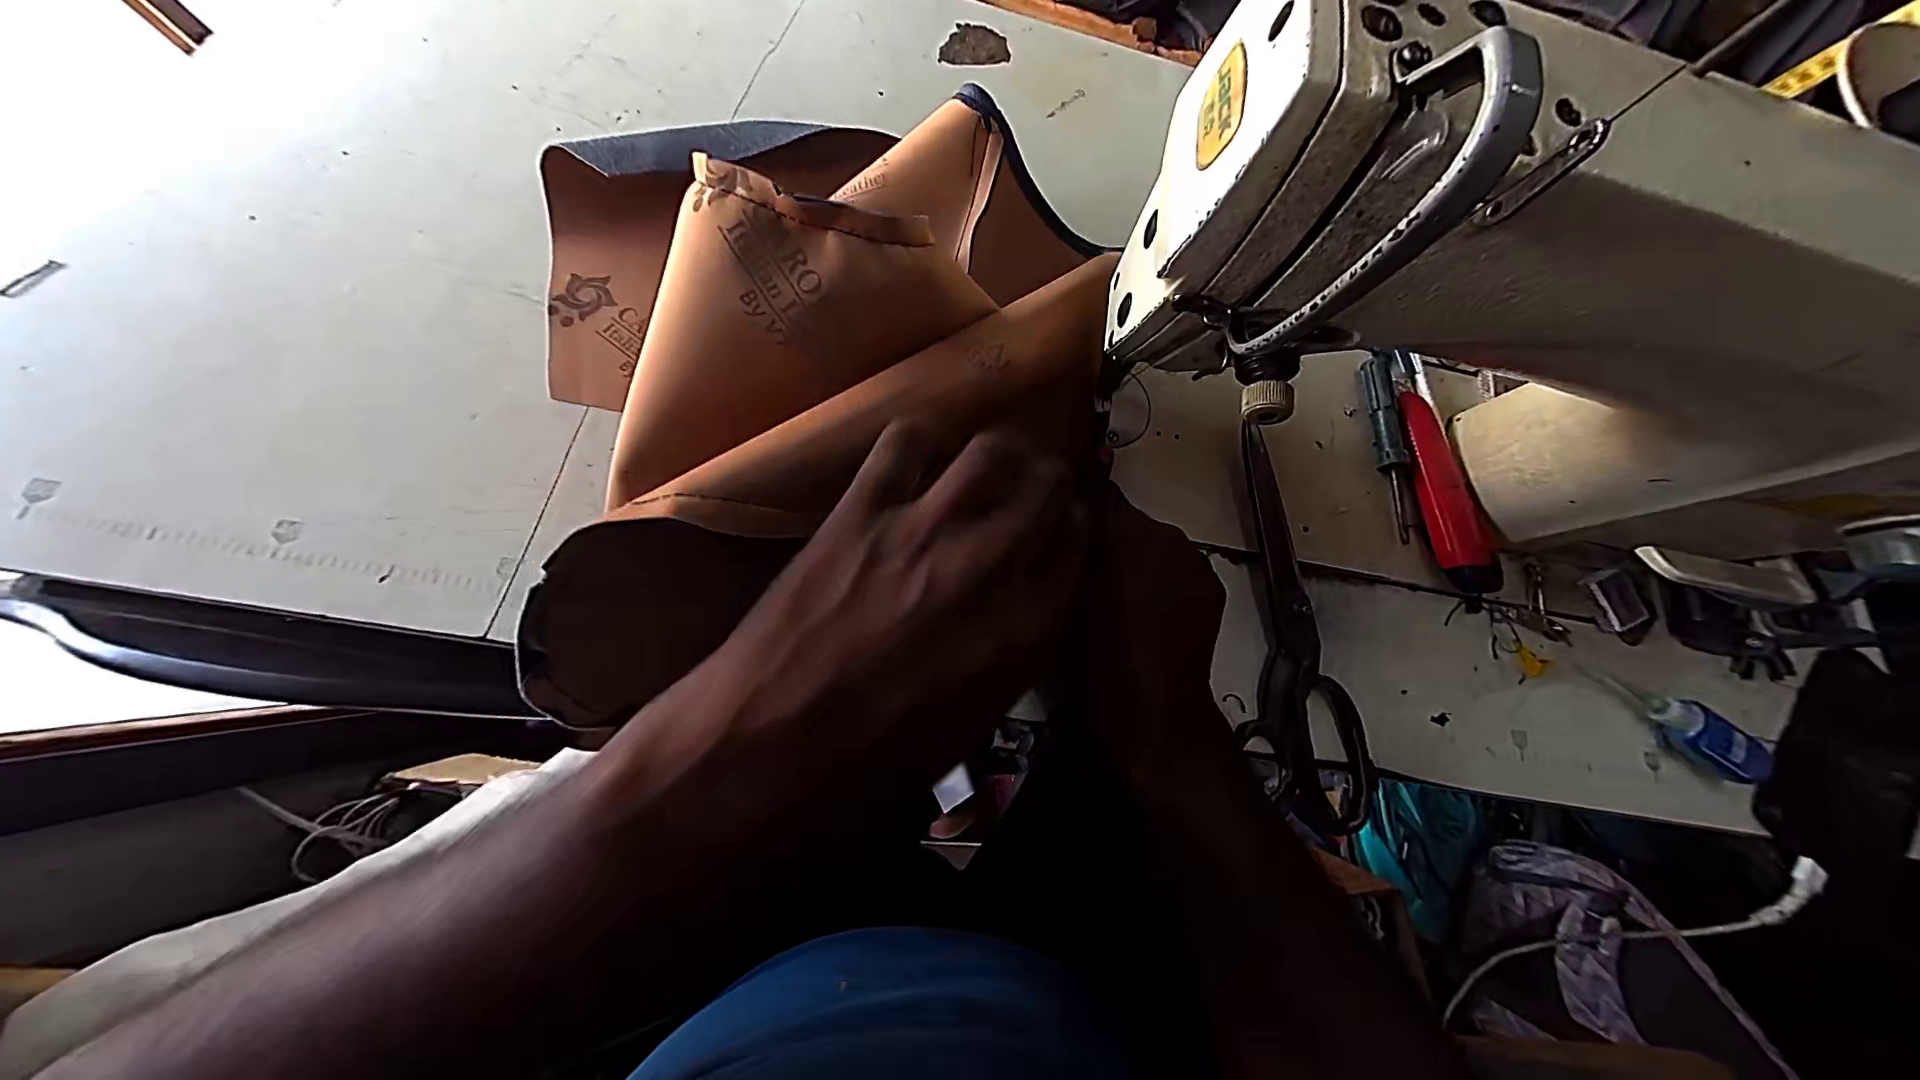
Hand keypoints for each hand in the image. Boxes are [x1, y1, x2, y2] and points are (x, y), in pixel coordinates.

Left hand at [603, 421, 1087, 834]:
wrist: (764, 745)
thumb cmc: (870, 765)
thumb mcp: (969, 724)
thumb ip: (1009, 654)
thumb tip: (1019, 606)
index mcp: (1021, 633)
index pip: (1076, 553)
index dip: (1075, 531)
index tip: (1066, 526)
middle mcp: (985, 569)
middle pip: (1046, 491)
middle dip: (1051, 483)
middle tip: (1036, 487)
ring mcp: (920, 532)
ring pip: (989, 454)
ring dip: (1002, 454)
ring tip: (992, 463)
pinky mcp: (859, 513)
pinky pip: (904, 444)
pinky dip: (921, 441)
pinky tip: (920, 459)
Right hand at [1078, 484, 1229, 781]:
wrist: (1152, 708)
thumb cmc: (1093, 653)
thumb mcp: (1064, 594)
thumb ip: (1067, 544)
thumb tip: (1067, 508)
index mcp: (1124, 529)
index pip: (1099, 494)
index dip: (1078, 508)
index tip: (1062, 526)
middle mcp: (1166, 533)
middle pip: (1128, 521)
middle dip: (1108, 539)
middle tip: (1085, 571)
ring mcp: (1195, 560)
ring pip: (1154, 545)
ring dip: (1136, 560)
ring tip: (1114, 597)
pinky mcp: (1212, 586)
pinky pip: (1178, 570)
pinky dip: (1162, 581)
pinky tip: (1147, 613)